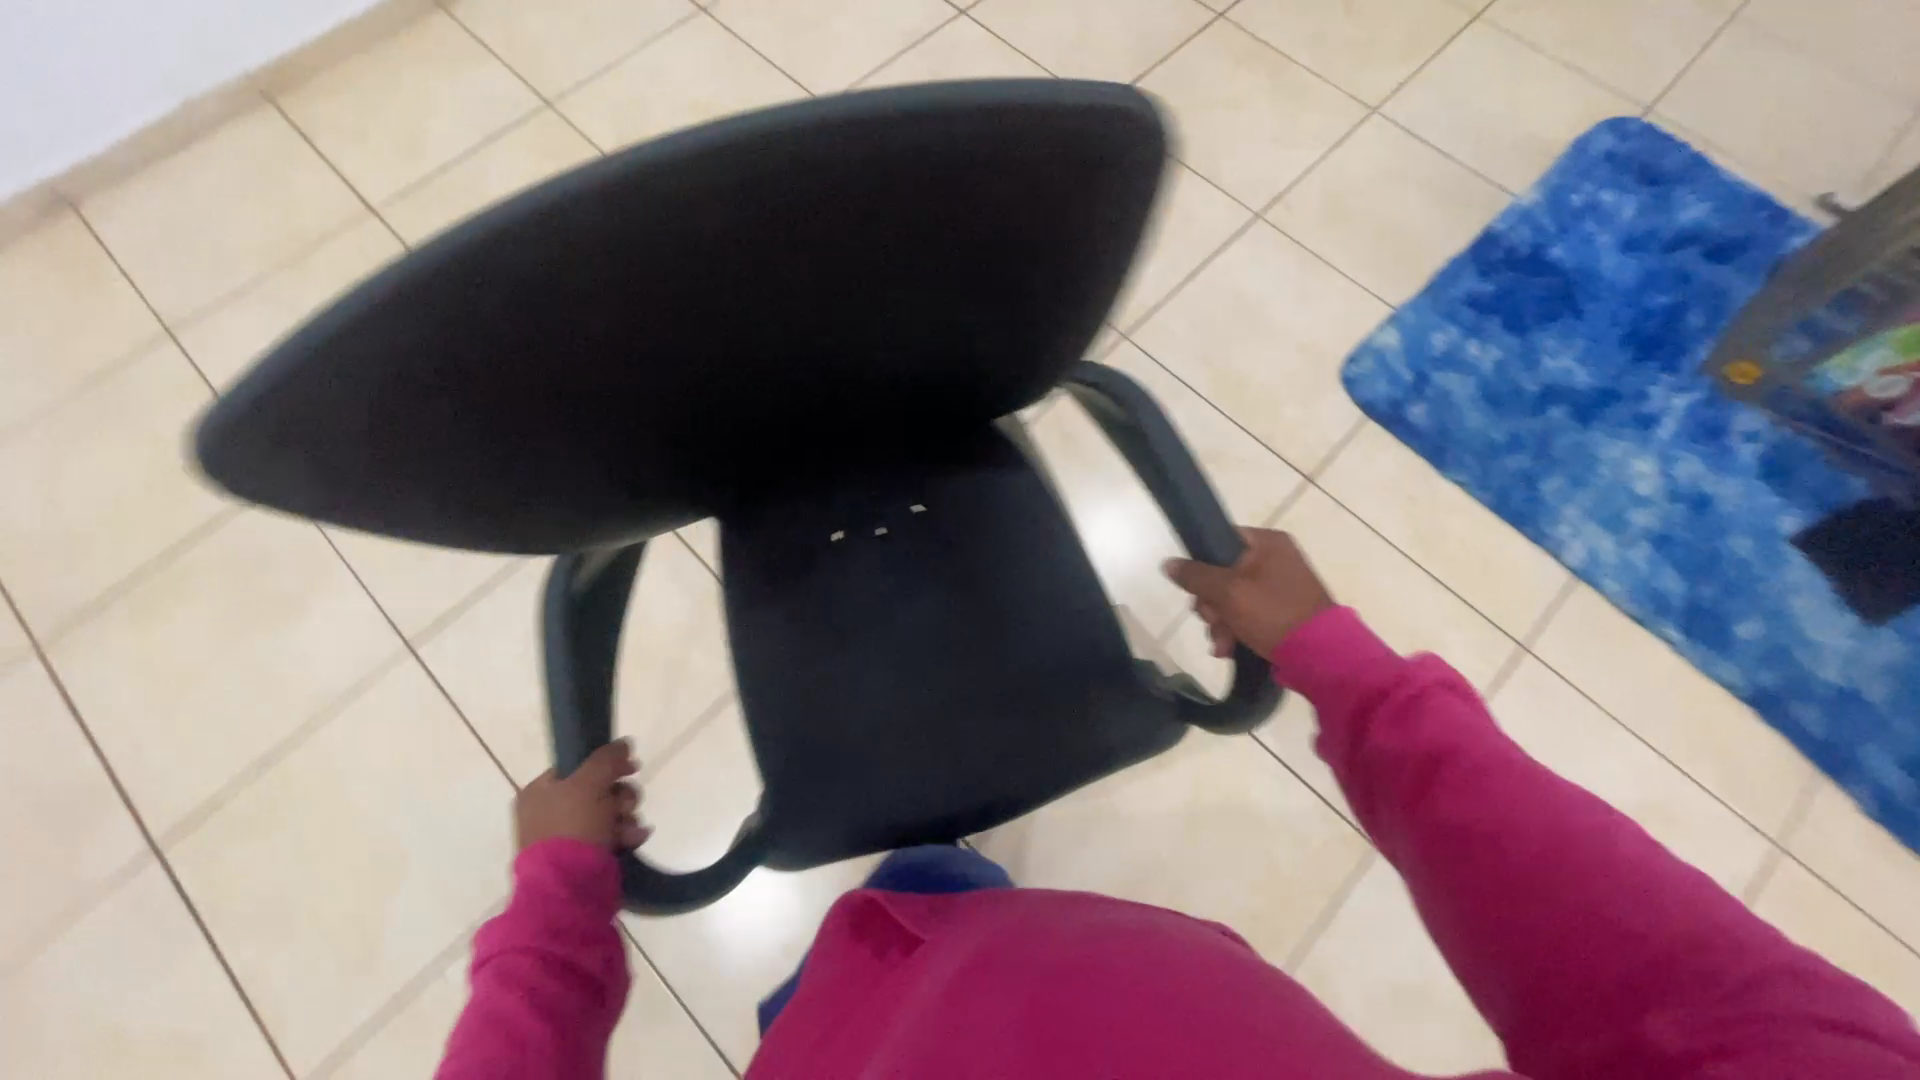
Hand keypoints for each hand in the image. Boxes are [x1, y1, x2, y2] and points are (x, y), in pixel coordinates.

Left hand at [515, 739, 652, 853]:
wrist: (568, 886)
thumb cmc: (572, 828)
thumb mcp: (588, 784)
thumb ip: (606, 759)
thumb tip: (623, 743)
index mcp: (539, 792)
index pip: (577, 765)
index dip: (606, 764)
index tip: (631, 767)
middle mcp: (549, 812)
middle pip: (598, 789)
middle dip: (620, 795)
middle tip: (626, 804)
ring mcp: (567, 836)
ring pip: (609, 812)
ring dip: (626, 815)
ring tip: (629, 827)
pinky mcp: (584, 856)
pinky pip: (612, 834)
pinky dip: (626, 834)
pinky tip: (635, 838)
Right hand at [1163, 528, 1334, 658]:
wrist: (1321, 655)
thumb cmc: (1273, 613)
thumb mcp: (1229, 592)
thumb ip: (1195, 576)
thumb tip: (1168, 563)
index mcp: (1267, 543)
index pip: (1219, 541)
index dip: (1202, 567)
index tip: (1198, 591)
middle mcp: (1275, 558)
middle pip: (1221, 574)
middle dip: (1211, 605)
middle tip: (1214, 621)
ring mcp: (1279, 586)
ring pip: (1230, 598)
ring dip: (1220, 623)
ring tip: (1223, 644)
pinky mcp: (1280, 610)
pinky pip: (1245, 613)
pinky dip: (1235, 630)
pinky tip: (1229, 648)